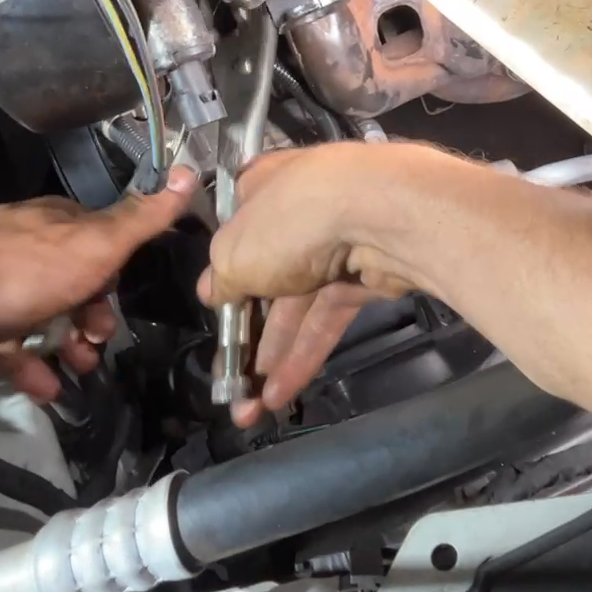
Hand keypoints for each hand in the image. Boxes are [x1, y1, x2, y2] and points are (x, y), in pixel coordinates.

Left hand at [0, 167, 197, 401]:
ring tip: (77, 370)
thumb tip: (190, 173)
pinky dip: (28, 362)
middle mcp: (25, 238)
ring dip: (65, 341)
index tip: (127, 304)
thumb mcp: (96, 245)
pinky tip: (43, 388)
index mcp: (58, 219)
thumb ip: (142, 218)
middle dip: (93, 314)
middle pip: (72, 277)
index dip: (118, 272)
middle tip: (100, 345)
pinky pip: (6, 338)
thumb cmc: (21, 273)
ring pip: (41, 309)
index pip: (102, 238)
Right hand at [197, 143, 482, 426]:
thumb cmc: (289, 222)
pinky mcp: (363, 275)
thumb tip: (213, 292)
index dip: (224, 274)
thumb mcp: (232, 254)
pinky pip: (326, 317)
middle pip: (266, 274)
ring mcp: (334, 244)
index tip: (216, 312)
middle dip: (247, 329)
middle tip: (230, 376)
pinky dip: (304, 353)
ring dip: (273, 352)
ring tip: (250, 404)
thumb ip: (220, 278)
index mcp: (260, 188)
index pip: (235, 232)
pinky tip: (280, 393)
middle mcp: (297, 210)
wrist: (379, 217)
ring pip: (297, 304)